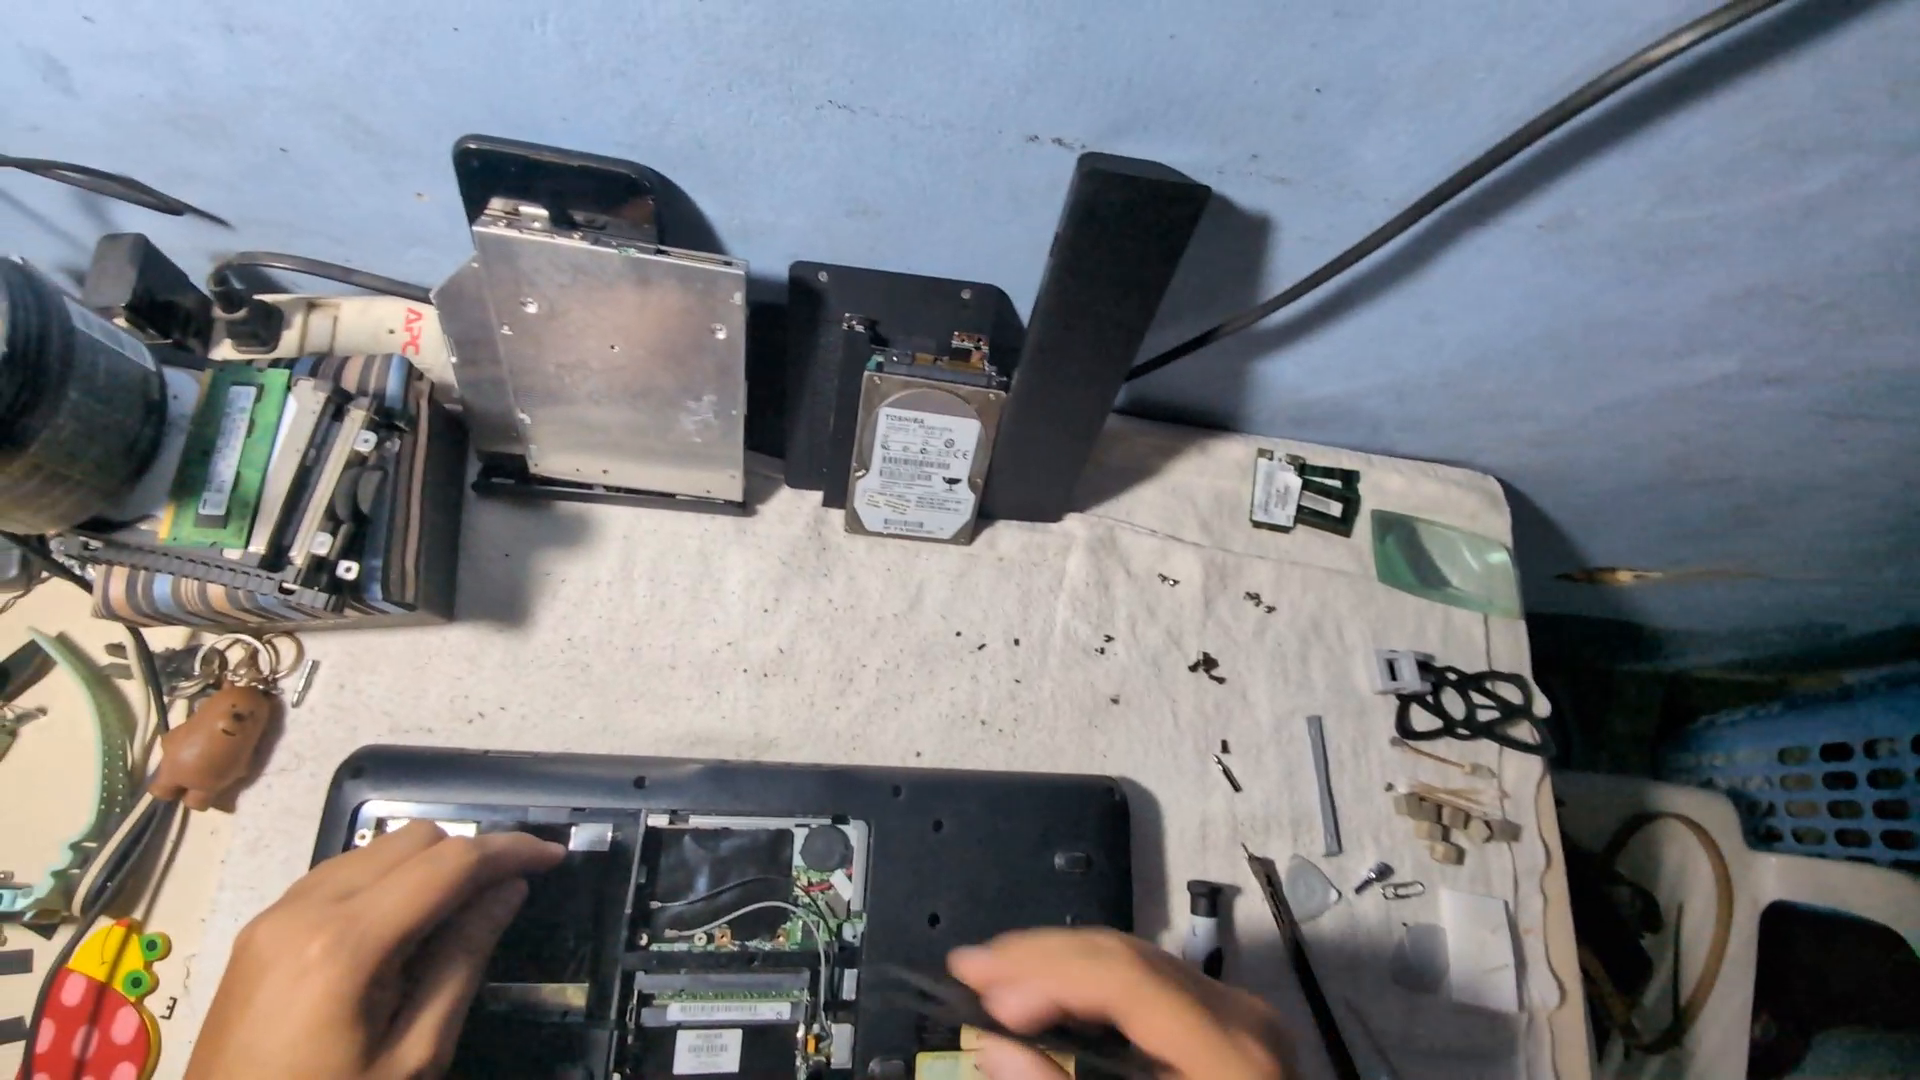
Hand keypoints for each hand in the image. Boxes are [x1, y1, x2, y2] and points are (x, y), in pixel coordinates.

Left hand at [187, 821, 565, 1078]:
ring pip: (381, 846)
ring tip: (459, 906)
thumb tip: (509, 889)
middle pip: (417, 839)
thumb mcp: (415, 1052)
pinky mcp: (261, 929)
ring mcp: (275, 916)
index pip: (451, 863)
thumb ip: (465, 958)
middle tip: (505, 892)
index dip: (512, 849)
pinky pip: (345, 870)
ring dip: (432, 861)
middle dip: (471, 854)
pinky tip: (404, 919)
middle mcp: (305, 910)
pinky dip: (390, 875)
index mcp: (346, 944)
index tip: (555, 857)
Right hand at [949, 927, 1287, 1079]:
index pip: (1128, 978)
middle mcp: (1237, 1013)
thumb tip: (992, 1047)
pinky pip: (1144, 975)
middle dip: (1040, 955)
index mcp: (1230, 1052)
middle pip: (1124, 955)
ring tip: (994, 967)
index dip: (1052, 976)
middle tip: (969, 964)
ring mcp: (1235, 1008)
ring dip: (1057, 957)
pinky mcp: (1224, 1015)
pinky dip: (1089, 975)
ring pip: (1131, 955)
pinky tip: (1048, 981)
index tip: (989, 996)